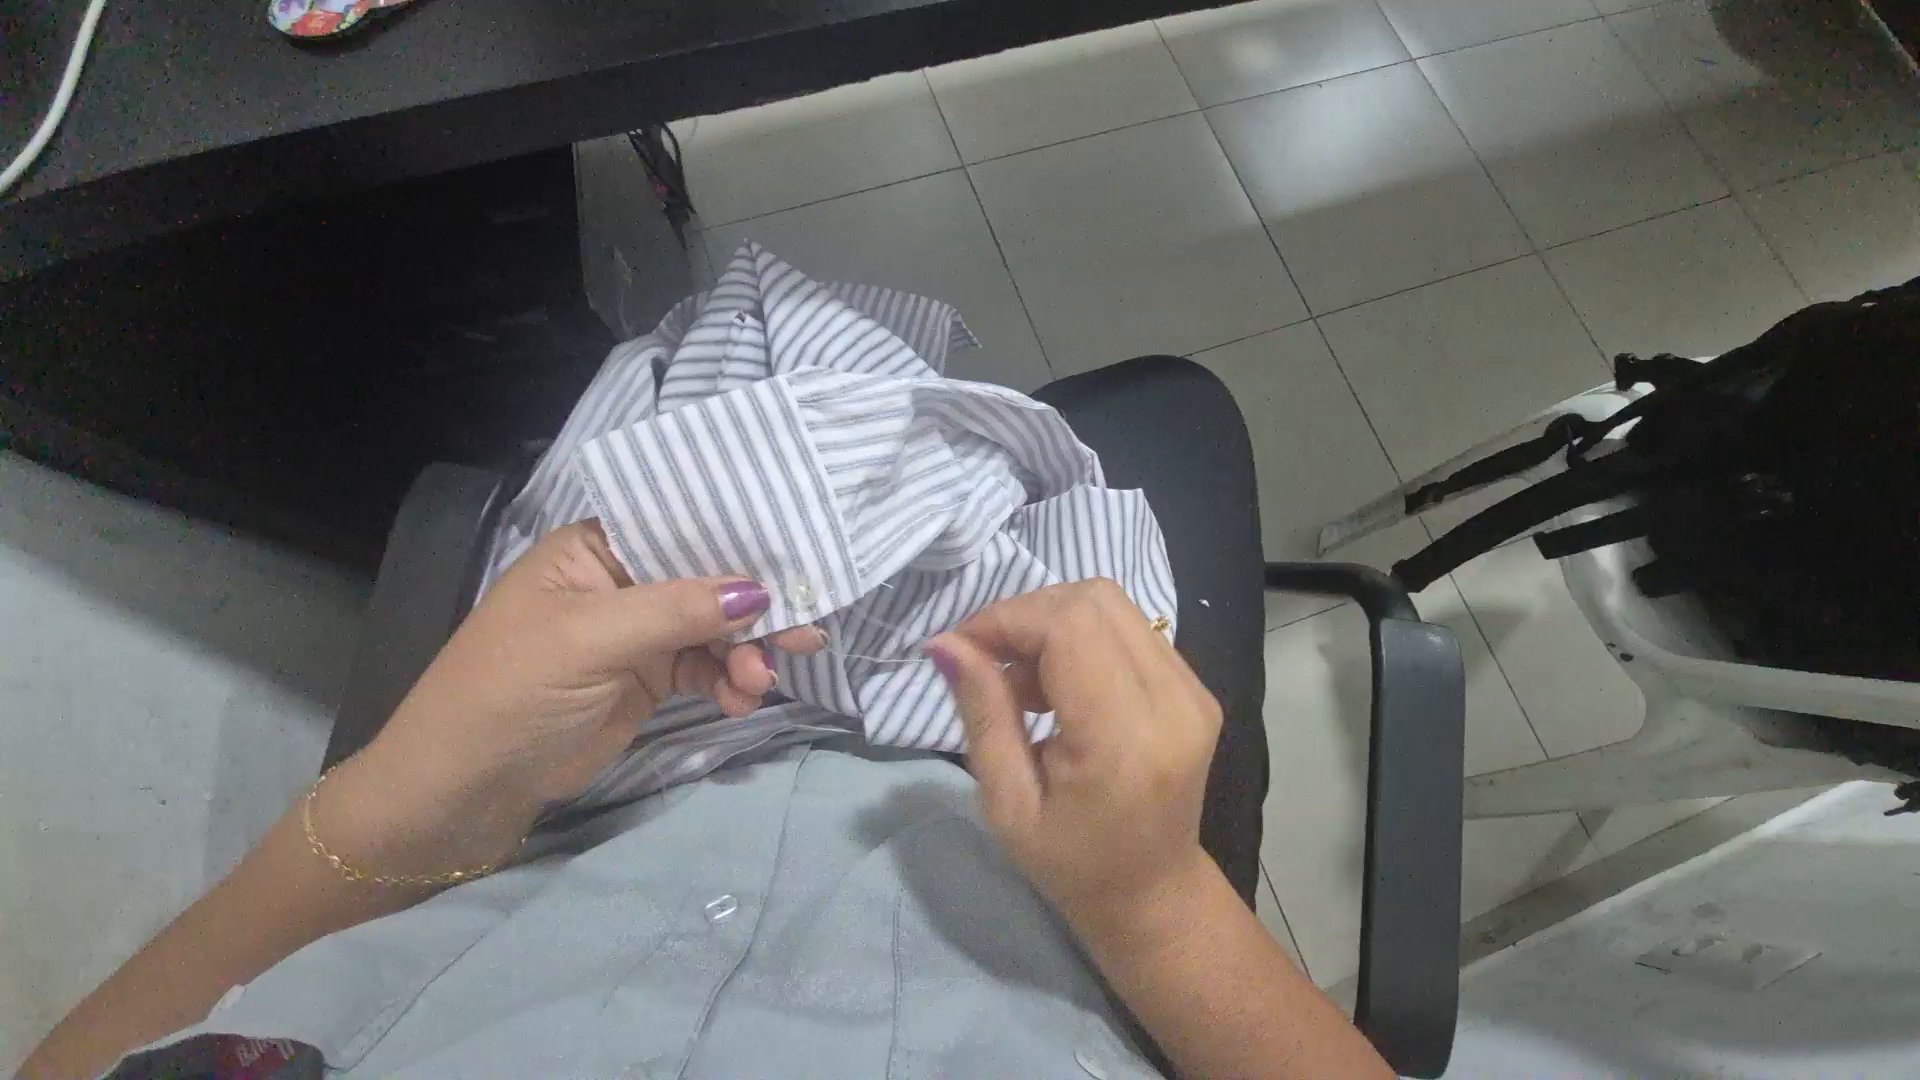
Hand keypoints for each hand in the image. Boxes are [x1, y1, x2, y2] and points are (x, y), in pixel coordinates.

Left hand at [321, 520, 822, 876]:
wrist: (461, 792)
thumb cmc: (509, 692)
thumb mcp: (589, 640)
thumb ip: (675, 610)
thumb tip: (758, 590)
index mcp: (596, 549)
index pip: (680, 528)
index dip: (737, 542)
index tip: (796, 558)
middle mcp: (622, 582)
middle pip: (707, 581)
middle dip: (755, 608)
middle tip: (803, 634)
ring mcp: (638, 632)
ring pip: (715, 628)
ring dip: (745, 653)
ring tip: (758, 685)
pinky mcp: (650, 678)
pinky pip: (707, 668)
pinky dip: (729, 682)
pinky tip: (741, 701)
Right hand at [926, 579, 1221, 947]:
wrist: (1153, 892)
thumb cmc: (1070, 862)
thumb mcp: (1007, 803)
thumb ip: (982, 714)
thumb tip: (945, 642)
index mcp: (1126, 740)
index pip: (1068, 626)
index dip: (1006, 619)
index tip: (962, 648)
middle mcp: (1174, 701)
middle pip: (1092, 599)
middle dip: (1025, 616)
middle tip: (989, 664)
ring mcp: (1194, 690)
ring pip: (1110, 603)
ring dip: (1051, 623)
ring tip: (1024, 682)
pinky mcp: (1196, 686)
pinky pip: (1128, 626)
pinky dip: (1080, 636)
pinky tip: (1059, 685)